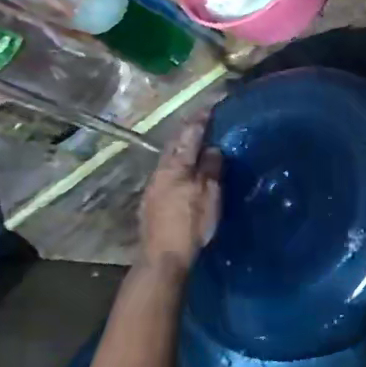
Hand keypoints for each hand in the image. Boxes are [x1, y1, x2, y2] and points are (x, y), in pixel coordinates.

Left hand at [139, 114, 221, 269]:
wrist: (162, 258)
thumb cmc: (190, 226)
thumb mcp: (209, 196)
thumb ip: (211, 170)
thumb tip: (213, 148)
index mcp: (176, 167)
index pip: (189, 136)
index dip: (200, 120)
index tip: (211, 107)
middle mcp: (160, 172)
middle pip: (175, 145)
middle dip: (188, 131)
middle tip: (204, 122)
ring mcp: (153, 187)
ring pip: (170, 159)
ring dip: (183, 148)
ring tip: (198, 144)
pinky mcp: (152, 202)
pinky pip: (168, 173)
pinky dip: (179, 165)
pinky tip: (186, 171)